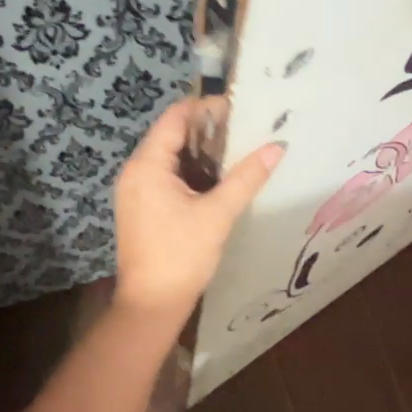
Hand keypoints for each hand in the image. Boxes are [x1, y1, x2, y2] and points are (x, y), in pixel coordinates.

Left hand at [113, 98, 283, 318]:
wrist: (151, 305)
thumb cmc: (181, 256)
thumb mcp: (218, 215)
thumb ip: (246, 178)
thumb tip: (277, 147)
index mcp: (147, 165)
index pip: (175, 118)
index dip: (206, 107)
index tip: (238, 109)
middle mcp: (135, 172)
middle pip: (171, 136)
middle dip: (207, 131)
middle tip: (244, 130)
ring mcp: (135, 192)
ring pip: (170, 159)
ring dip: (201, 154)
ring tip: (238, 153)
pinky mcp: (141, 210)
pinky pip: (166, 178)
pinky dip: (191, 174)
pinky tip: (218, 182)